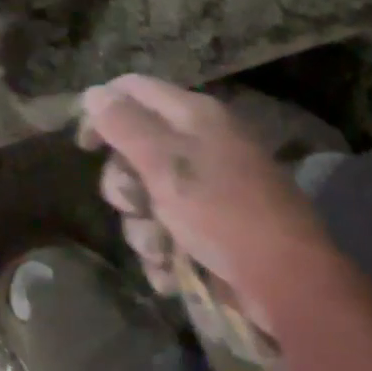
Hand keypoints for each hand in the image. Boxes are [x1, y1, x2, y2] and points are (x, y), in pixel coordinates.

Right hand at [79, 75, 371, 370]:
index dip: (102, 109)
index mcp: (193, 114)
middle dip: (125, 184)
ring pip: (148, 196)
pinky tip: (171, 271)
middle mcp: (201, 144)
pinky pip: (169, 229)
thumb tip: (93, 92)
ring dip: (144, 227)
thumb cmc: (221, 209)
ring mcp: (210, 188)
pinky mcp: (215, 227)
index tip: (84, 145)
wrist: (287, 281)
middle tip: (133, 203)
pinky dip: (164, 251)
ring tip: (161, 250)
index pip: (133, 88)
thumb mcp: (164, 162)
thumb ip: (124, 124)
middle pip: (135, 148)